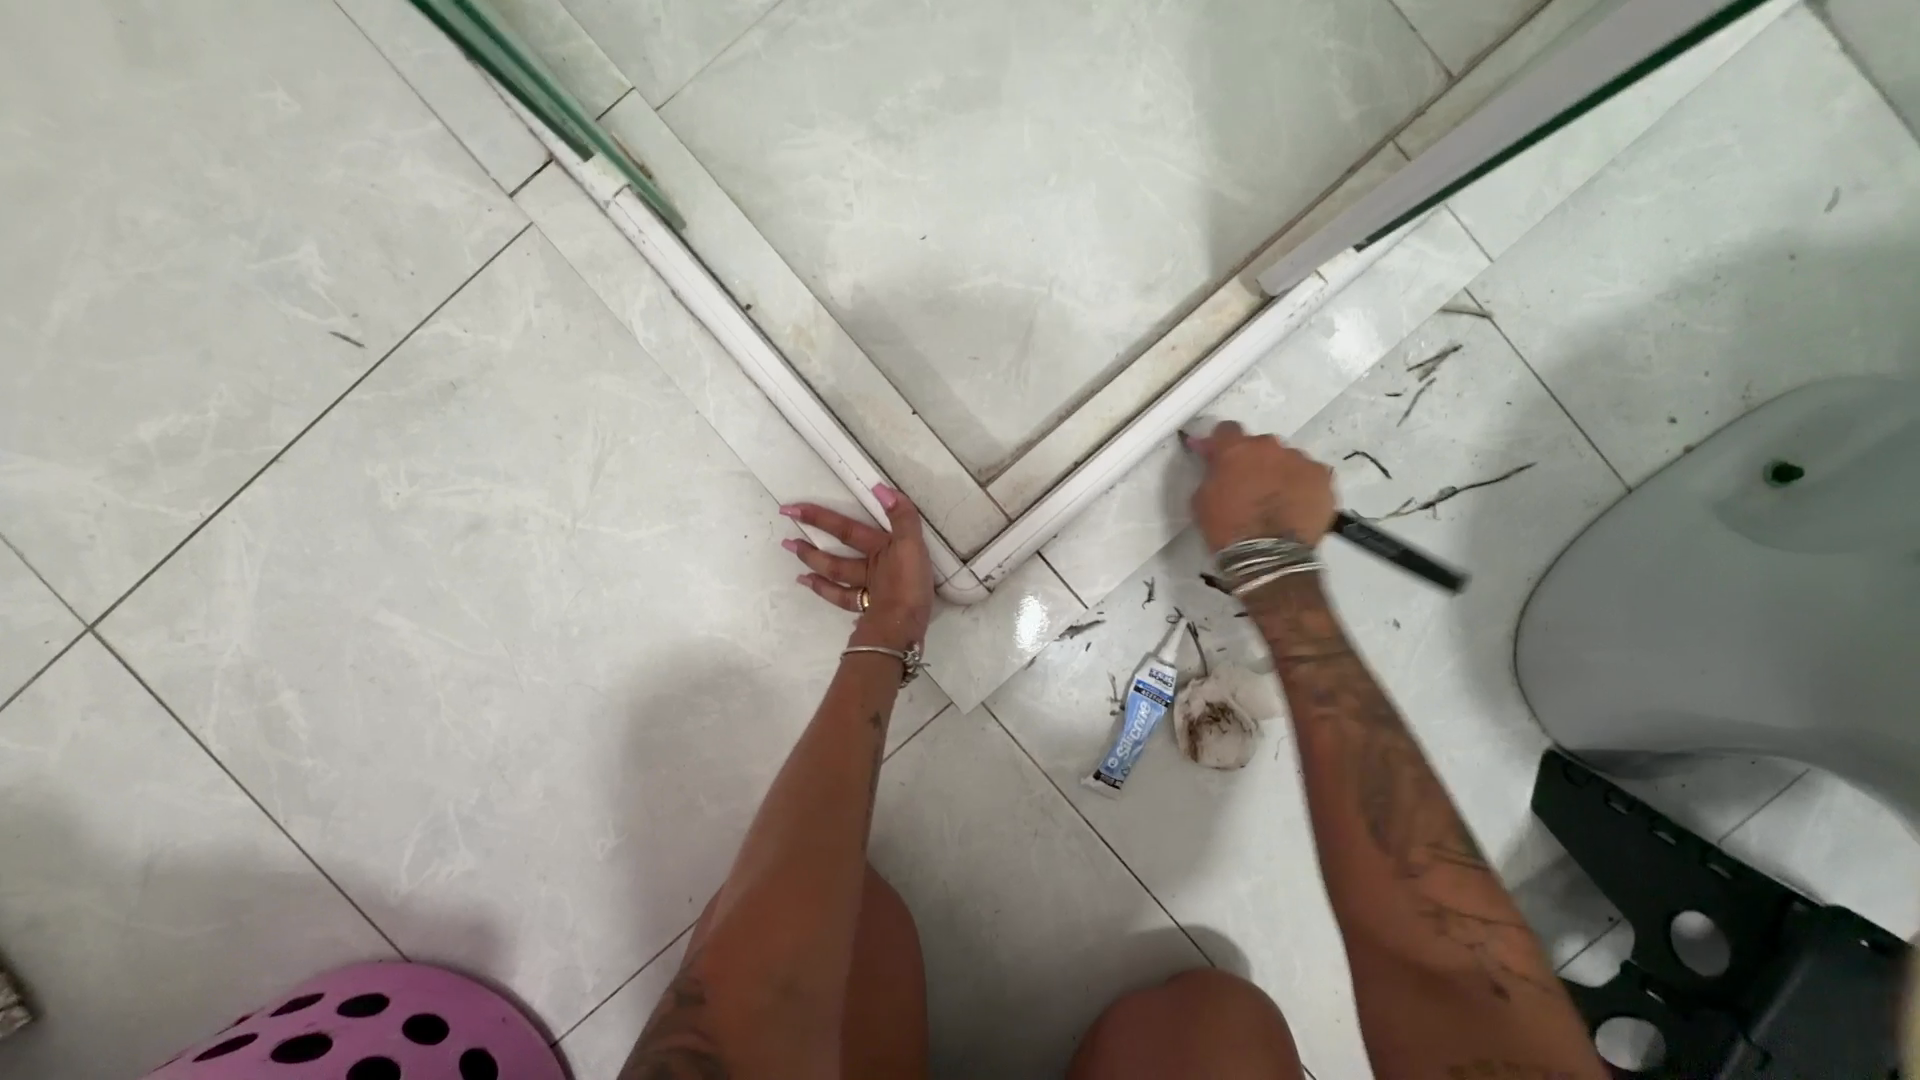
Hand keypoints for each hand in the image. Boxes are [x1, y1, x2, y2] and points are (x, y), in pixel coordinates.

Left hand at [780, 483, 934, 649]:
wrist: (903, 626)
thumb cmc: (907, 583)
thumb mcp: (911, 544)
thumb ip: (901, 517)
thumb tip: (879, 488)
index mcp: (877, 549)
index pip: (844, 528)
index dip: (820, 518)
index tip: (790, 510)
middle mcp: (868, 568)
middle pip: (835, 558)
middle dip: (811, 549)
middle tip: (786, 544)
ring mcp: (868, 592)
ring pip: (838, 581)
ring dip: (818, 574)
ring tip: (799, 575)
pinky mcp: (873, 611)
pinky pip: (848, 603)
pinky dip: (835, 599)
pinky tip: (827, 598)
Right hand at [1186, 420, 1336, 551]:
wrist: (1268, 557)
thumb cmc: (1226, 528)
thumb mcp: (1201, 499)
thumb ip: (1210, 472)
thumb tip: (1213, 459)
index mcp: (1236, 448)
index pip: (1226, 430)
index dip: (1221, 444)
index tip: (1218, 458)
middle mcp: (1270, 446)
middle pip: (1260, 445)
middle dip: (1254, 461)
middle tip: (1250, 487)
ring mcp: (1301, 461)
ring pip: (1287, 460)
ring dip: (1279, 473)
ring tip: (1277, 501)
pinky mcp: (1323, 479)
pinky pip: (1310, 476)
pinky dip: (1302, 487)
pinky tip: (1296, 507)